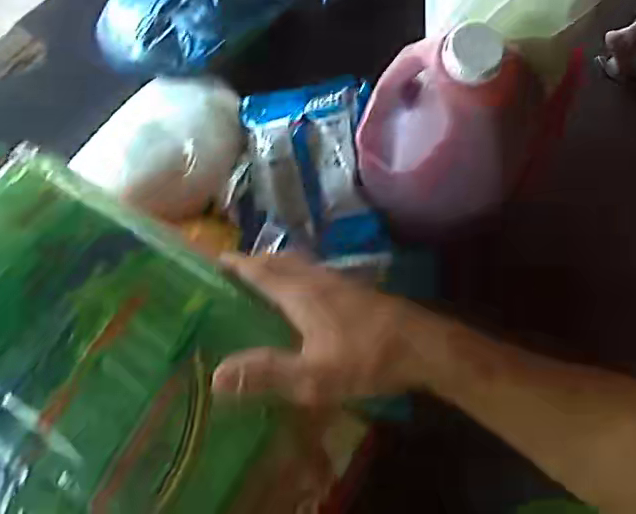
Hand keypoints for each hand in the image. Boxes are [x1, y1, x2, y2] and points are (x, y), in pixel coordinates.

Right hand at [212, 253, 434, 406]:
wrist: (420, 344)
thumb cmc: (365, 358)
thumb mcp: (313, 377)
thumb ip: (267, 373)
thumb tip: (215, 374)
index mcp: (303, 294)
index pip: (264, 272)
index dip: (239, 265)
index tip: (215, 258)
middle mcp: (320, 280)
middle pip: (282, 263)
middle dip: (256, 262)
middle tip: (232, 269)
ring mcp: (341, 284)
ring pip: (301, 267)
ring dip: (278, 267)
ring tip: (262, 279)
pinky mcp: (355, 293)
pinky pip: (316, 276)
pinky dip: (298, 277)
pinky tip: (303, 297)